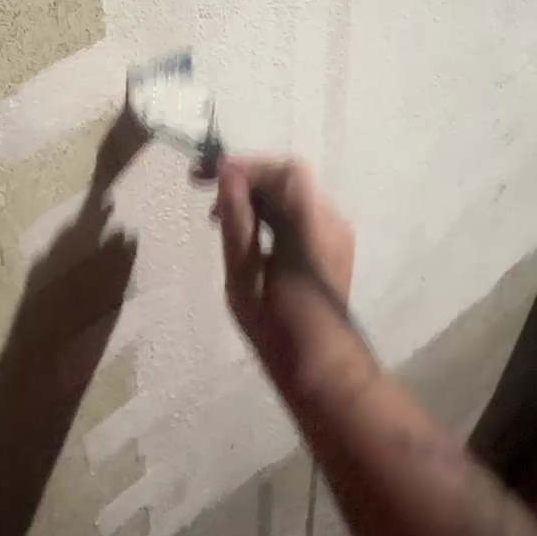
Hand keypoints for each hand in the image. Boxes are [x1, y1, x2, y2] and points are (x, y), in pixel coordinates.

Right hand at [208, 157, 365, 390]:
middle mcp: (331, 222)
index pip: (282, 172)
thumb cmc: (277, 329)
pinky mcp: (330, 245)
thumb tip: (226, 174)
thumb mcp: (244, 276)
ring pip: (290, 193)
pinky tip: (242, 230)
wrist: (323, 370)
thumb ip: (237, 221)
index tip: (204, 175)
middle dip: (243, 177)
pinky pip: (297, 211)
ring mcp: (335, 233)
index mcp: (312, 228)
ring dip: (253, 194)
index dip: (243, 166)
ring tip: (216, 215)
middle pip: (286, 178)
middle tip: (201, 187)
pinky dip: (267, 210)